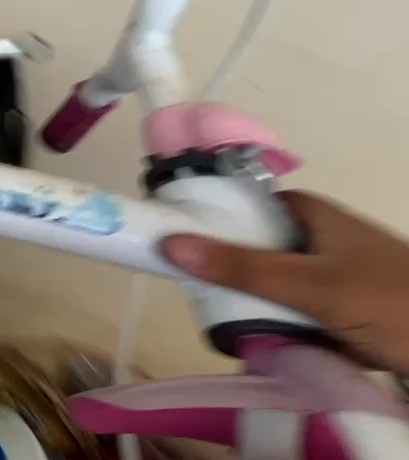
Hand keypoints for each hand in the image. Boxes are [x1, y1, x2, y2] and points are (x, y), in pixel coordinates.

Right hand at [160, 190, 408, 374]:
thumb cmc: (400, 306)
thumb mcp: (316, 289)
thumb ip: (240, 269)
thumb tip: (165, 244)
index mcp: (317, 216)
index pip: (248, 205)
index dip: (214, 219)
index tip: (183, 241)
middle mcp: (330, 240)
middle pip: (261, 247)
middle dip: (232, 270)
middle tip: (200, 289)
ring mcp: (350, 280)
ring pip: (284, 284)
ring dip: (260, 303)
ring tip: (230, 322)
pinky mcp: (365, 316)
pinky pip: (310, 315)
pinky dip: (292, 328)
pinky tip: (275, 346)